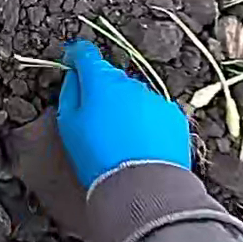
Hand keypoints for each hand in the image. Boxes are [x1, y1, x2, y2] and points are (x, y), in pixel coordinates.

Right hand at [56, 39, 190, 187]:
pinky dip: (147, 121)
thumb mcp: (69, 126)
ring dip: (125, 107)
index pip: (86, 53)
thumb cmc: (99, 158)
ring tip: (120, 140)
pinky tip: (141, 145)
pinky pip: (155, 111)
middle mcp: (129, 83)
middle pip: (111, 77)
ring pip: (134, 95)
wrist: (142, 188)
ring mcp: (154, 98)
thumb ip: (70, 93)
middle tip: (96, 119)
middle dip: (102, 90)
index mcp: (100, 81)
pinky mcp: (173, 115)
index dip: (77, 56)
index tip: (73, 62)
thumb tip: (74, 76)